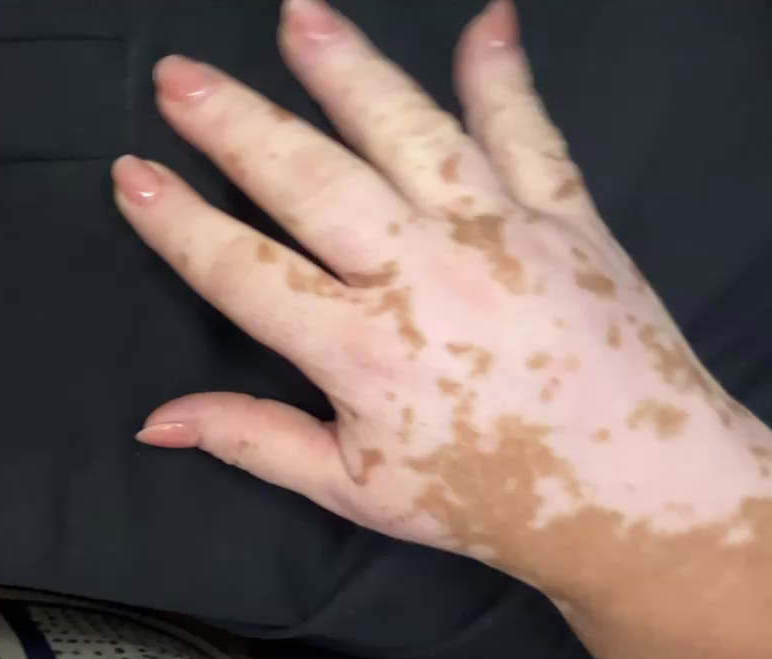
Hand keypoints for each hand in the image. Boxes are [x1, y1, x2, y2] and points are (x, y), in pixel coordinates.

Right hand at [114, 0, 771, 610]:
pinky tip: (484, 21)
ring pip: (408, 132)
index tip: (129, 174)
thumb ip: (248, 440)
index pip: (242, 270)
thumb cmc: (475, 498)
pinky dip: (502, 76)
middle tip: (177, 76)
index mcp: (360, 350)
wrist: (642, 493)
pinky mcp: (569, 218)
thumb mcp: (345, 488)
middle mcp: (423, 274)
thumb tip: (153, 423)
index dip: (177, 222)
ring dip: (346, 69)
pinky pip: (528, 132)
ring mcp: (502, 233)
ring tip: (295, 14)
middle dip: (234, 123)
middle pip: (310, 180)